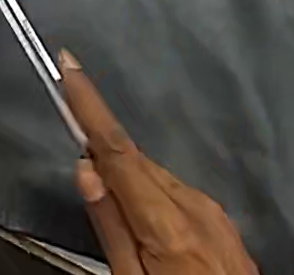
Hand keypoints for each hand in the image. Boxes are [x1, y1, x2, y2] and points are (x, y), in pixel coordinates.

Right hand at [61, 50, 259, 274]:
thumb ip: (111, 229)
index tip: (69, 64)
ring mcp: (215, 215)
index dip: (89, 104)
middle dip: (104, 152)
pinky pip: (175, 196)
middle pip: (135, 160)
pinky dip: (152, 197)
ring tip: (120, 222)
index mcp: (168, 225)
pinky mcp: (225, 226)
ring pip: (155, 177)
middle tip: (81, 169)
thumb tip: (85, 167)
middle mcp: (195, 207)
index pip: (118, 149)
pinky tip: (149, 229)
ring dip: (129, 180)